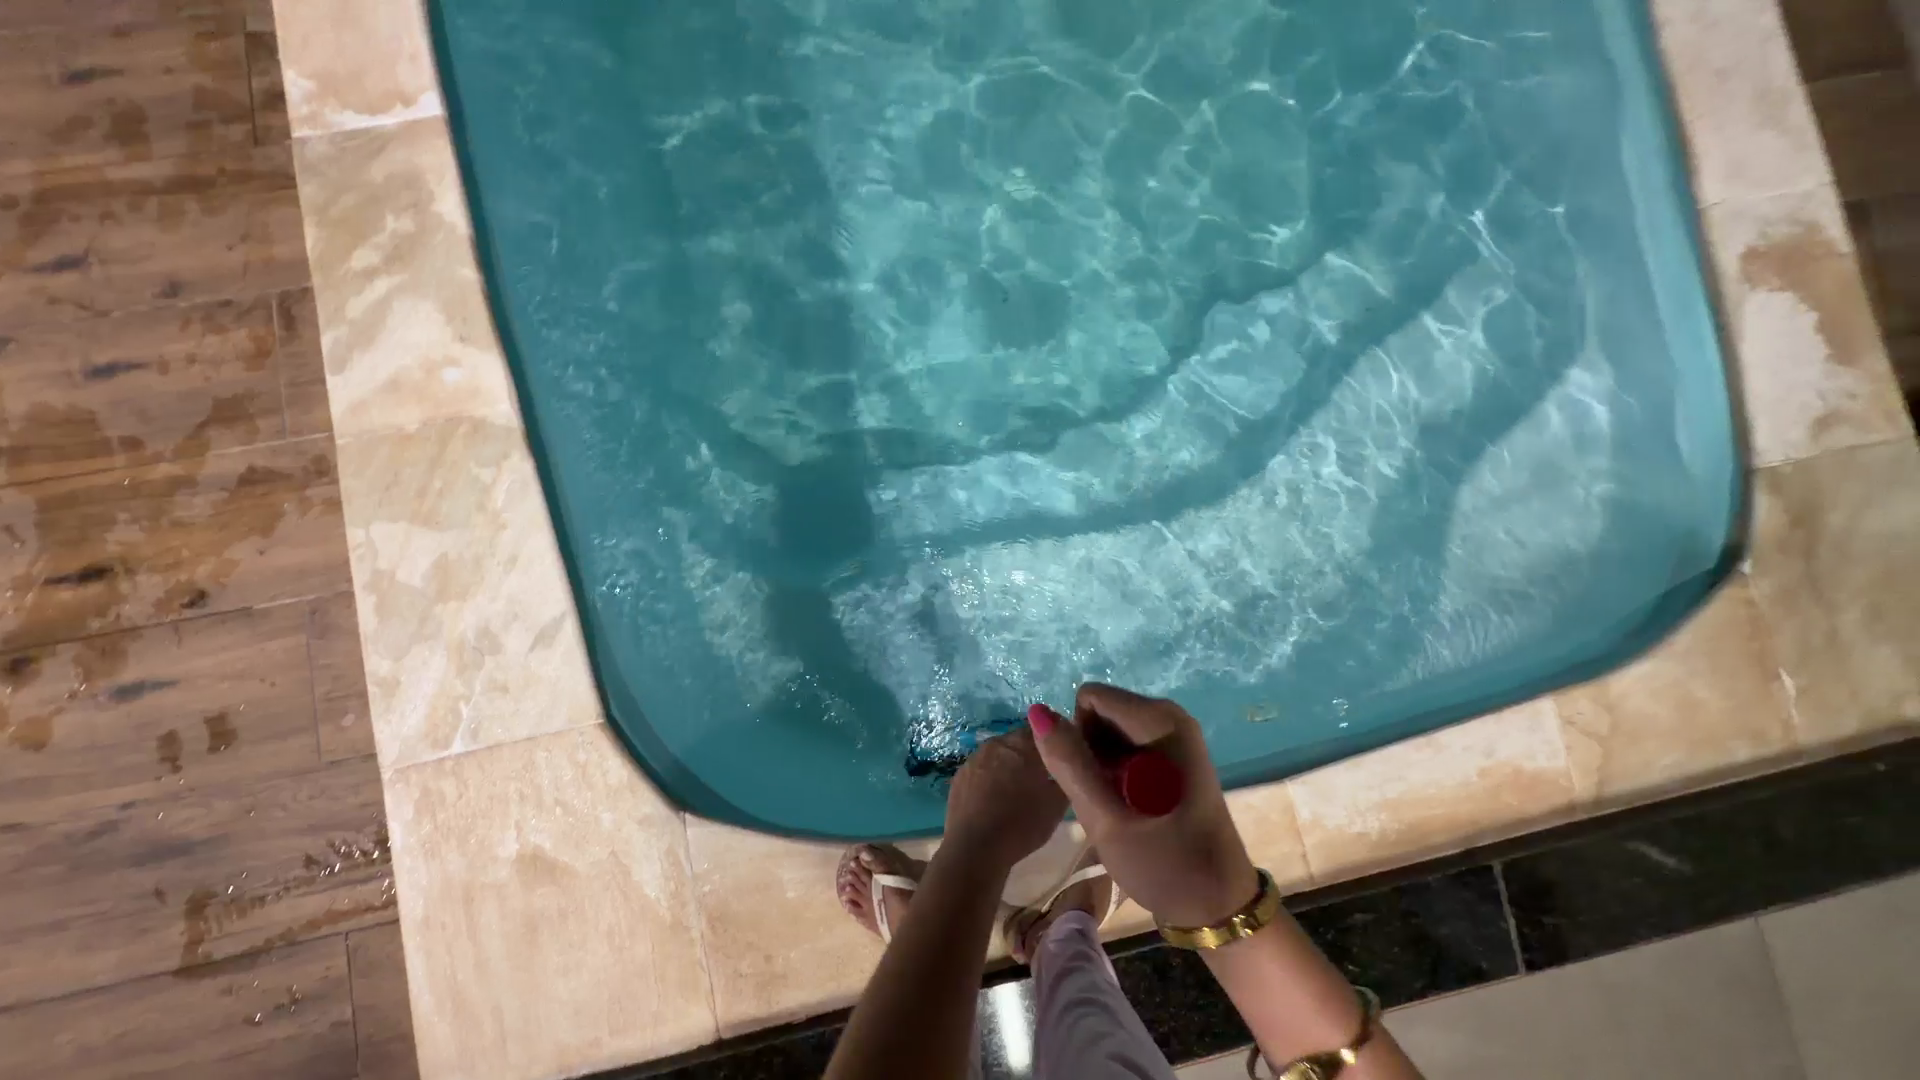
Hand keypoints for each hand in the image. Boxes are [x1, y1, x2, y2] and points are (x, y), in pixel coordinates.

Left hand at [942, 726, 1068, 872]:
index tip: (1059, 762)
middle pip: (1019, 741)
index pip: (1044, 730)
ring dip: (1009, 766)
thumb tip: (1066, 763)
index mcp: (1024, 743)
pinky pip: (981, 770)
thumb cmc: (1023, 823)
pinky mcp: (960, 775)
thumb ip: (1065, 774)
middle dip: (1030, 755)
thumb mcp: (1058, 803)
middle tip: (1040, 781)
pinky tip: (994, 802)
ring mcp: (975, 757)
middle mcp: (998, 742)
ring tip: (1016, 794)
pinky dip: (990, 779)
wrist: (976, 847)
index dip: (1053, 744)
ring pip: (999, 755)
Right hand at [1032, 683, 1258, 926]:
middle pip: (1101, 712)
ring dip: (1102, 767)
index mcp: (1162, 723)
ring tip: (1118, 809)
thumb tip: (1037, 711)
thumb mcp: (1106, 820)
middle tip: (1106, 803)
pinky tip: (1128, 807)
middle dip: (1091, 753)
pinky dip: (1116, 774)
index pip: (1091, 699)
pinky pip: (1125, 746)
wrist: (1217, 906)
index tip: (1096, 785)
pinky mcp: (1174, 755)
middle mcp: (1172, 718)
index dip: (1080, 741)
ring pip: (1109, 731)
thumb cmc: (1164, 864)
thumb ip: (1069, 764)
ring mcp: (1175, 736)